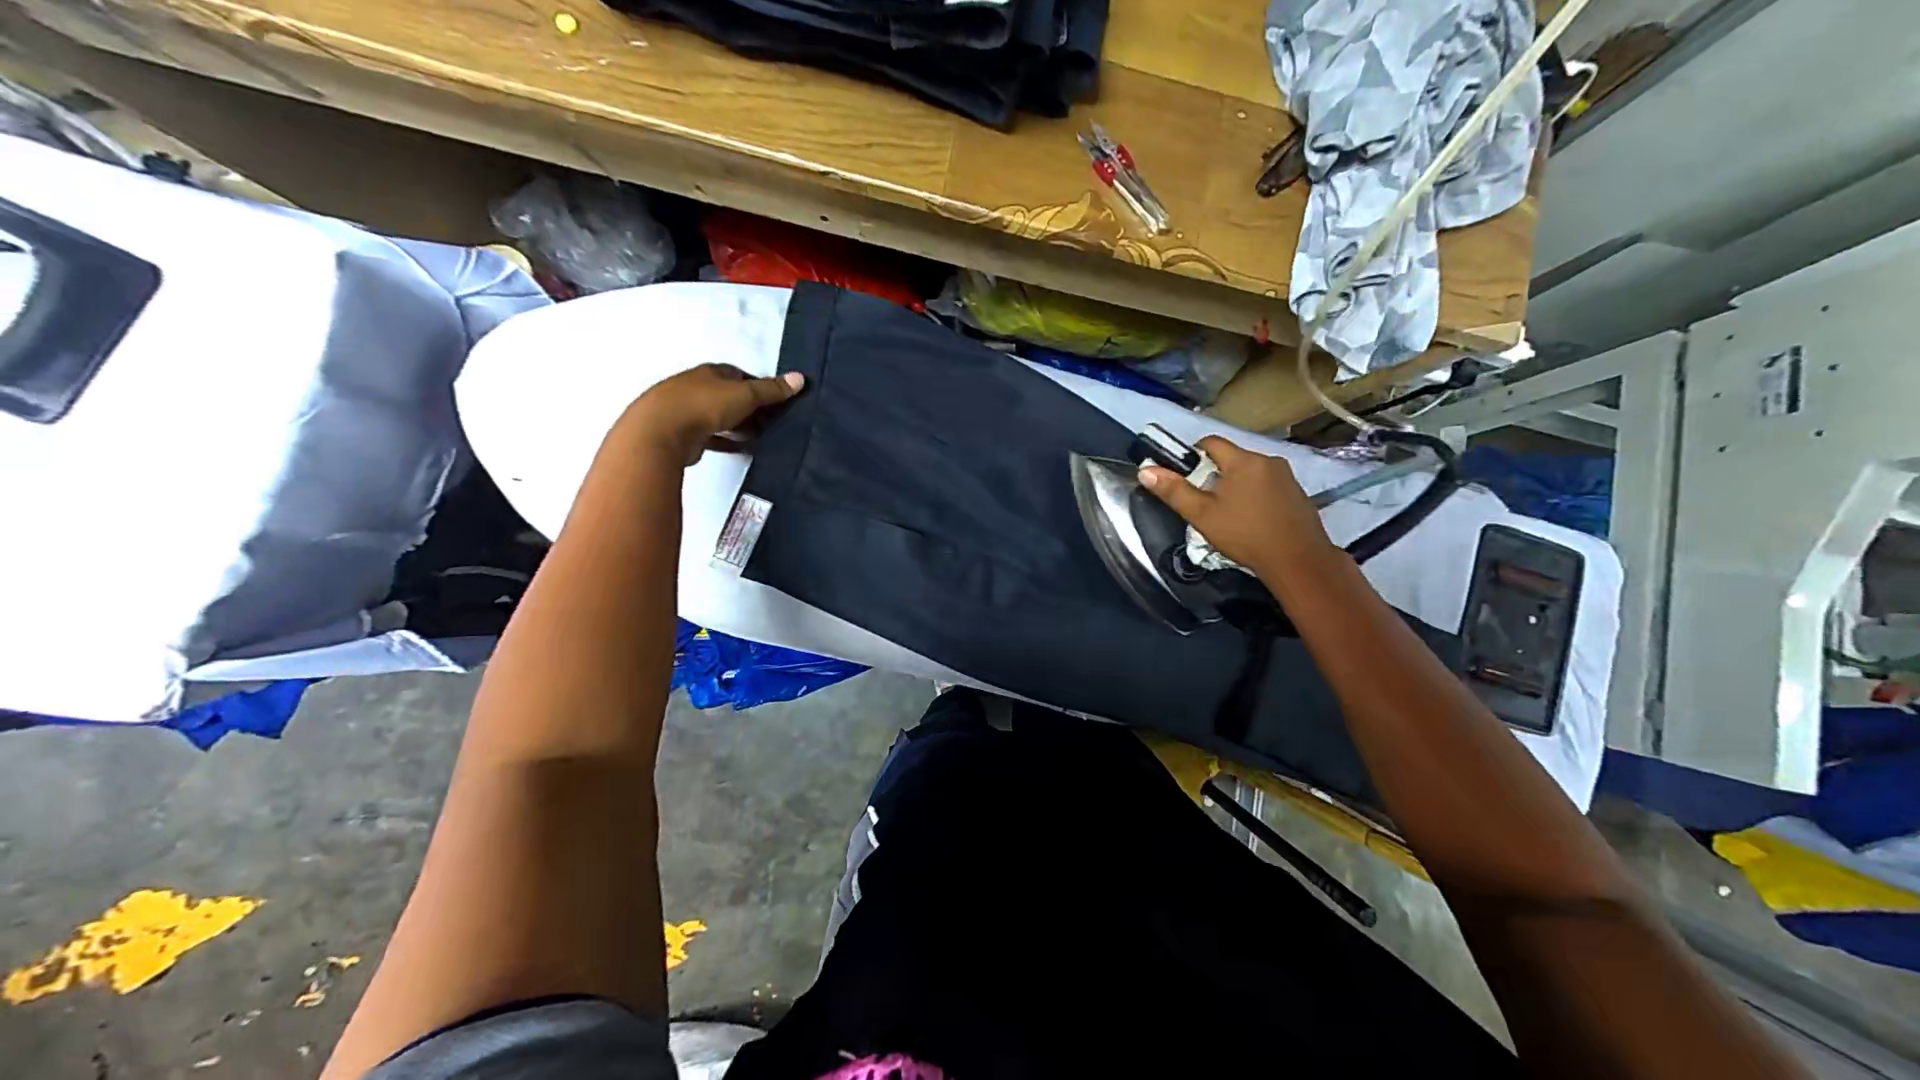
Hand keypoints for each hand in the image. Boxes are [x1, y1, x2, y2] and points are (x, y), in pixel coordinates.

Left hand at [620, 363, 804, 465]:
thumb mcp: (745, 394)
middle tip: (772, 420)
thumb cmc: (704, 404)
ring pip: (719, 416)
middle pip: (729, 396)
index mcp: (711, 373)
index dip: (758, 385)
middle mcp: (697, 387)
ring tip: (760, 436)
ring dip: (737, 424)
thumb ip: (772, 390)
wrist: (661, 432)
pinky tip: (740, 448)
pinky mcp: (683, 435)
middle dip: (749, 407)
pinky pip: (711, 437)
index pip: (739, 375)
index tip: (775, 398)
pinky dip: (726, 441)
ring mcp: (687, 411)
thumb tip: (799, 378)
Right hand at [1138, 436, 1335, 577]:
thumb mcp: (1203, 515)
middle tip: (1204, 501)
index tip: (1185, 476)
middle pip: (1232, 458)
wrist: (1298, 561)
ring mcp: (1287, 476)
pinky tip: (1252, 519)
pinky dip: (1256, 495)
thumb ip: (1174, 491)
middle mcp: (1268, 460)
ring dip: (1236, 485)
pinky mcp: (1298, 493)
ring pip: (1251, 472)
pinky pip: (1268, 485)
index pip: (1211, 442)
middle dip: (1215, 473)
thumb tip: (1145, 470)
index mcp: (1243, 461)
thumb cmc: (1245, 535)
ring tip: (1228, 513)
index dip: (1193, 453)